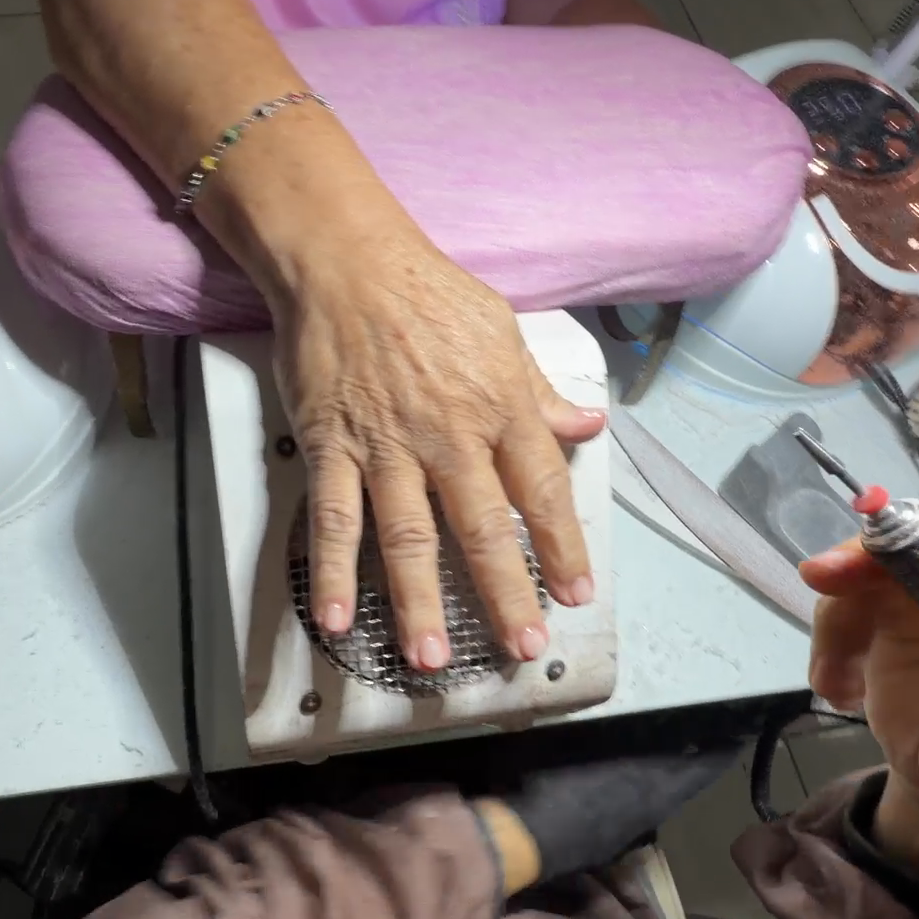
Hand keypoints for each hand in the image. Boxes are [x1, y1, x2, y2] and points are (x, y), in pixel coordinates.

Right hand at [273, 233, 605, 670]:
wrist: (345, 262)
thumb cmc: (425, 290)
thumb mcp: (501, 330)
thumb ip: (540, 388)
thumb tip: (587, 424)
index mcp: (498, 404)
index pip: (540, 488)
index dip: (560, 544)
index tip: (575, 591)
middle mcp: (447, 435)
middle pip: (479, 527)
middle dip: (504, 592)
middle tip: (521, 645)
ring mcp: (385, 446)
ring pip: (406, 536)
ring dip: (417, 600)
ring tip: (429, 657)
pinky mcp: (331, 446)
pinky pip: (332, 516)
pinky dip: (333, 568)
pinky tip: (335, 616)